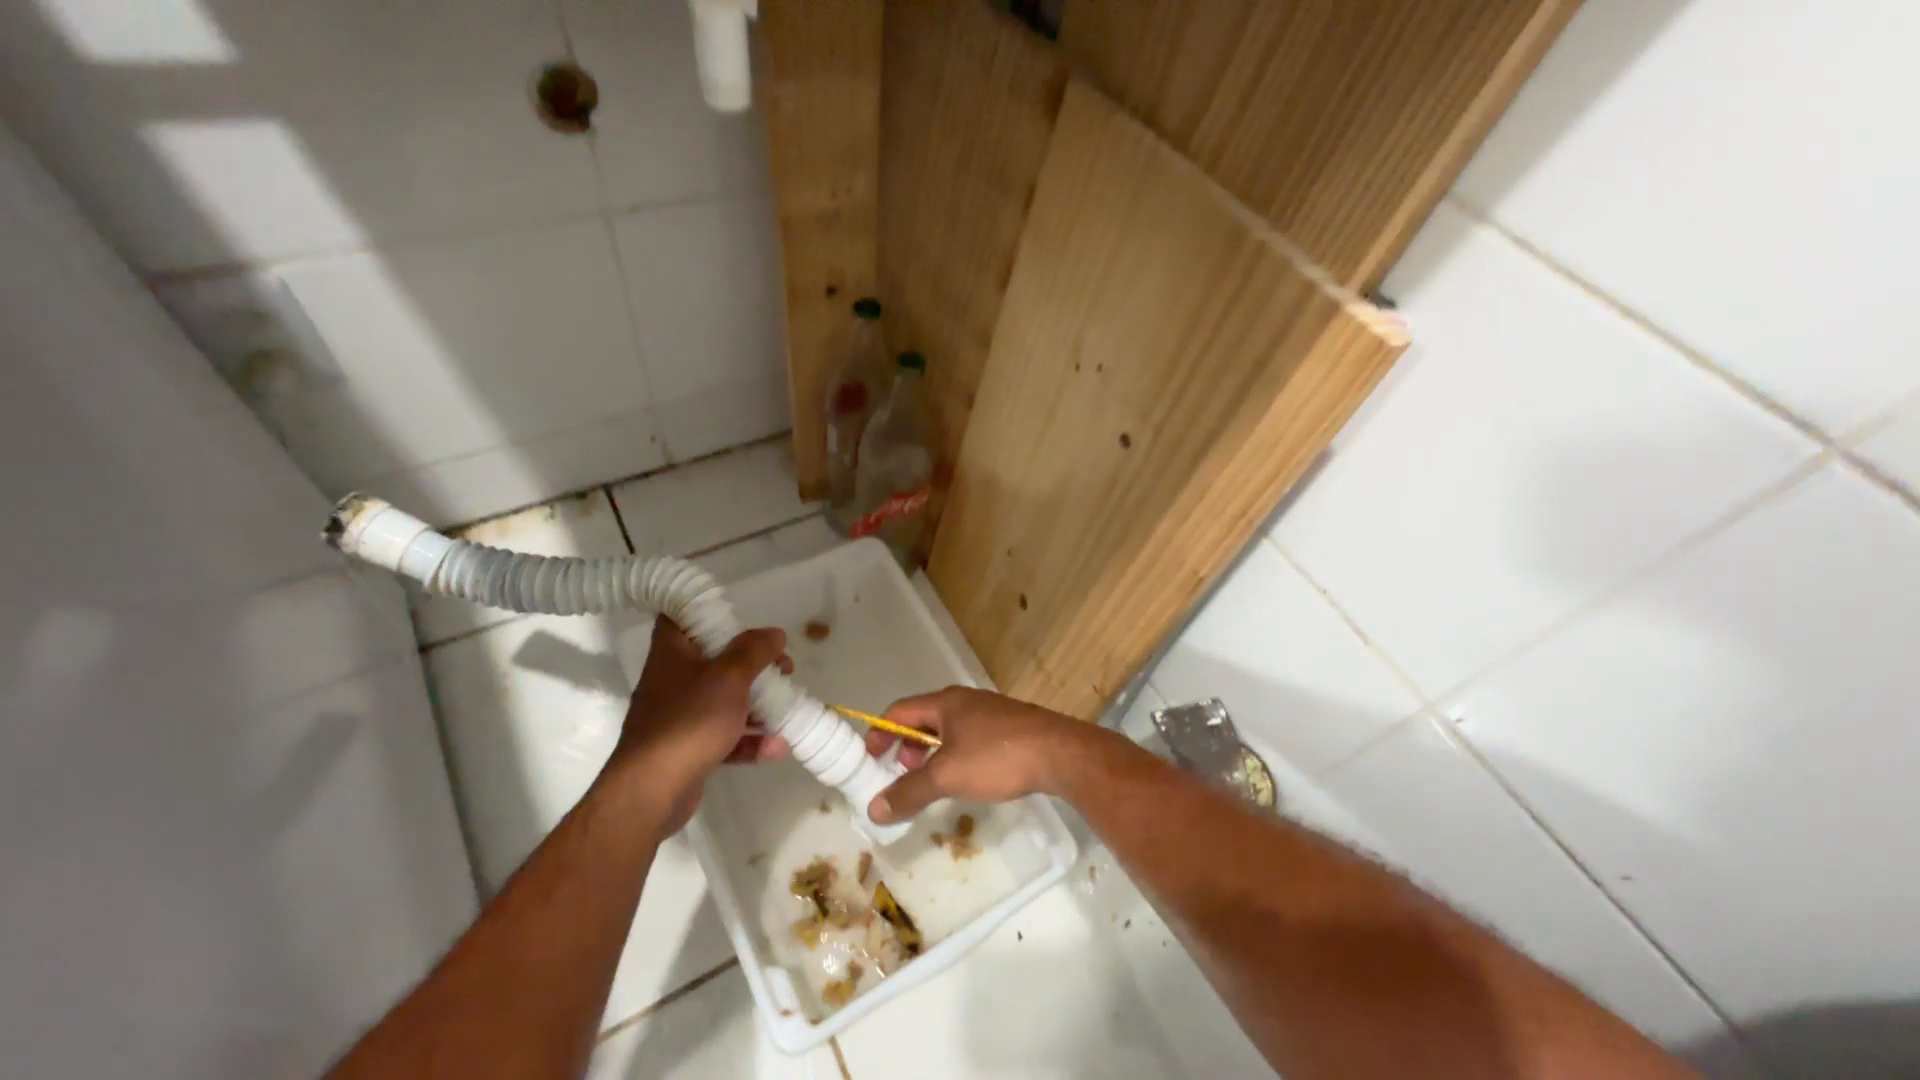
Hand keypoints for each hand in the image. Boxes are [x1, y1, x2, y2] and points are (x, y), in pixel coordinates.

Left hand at [607, 617, 790, 829]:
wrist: (653, 789)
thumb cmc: (689, 720)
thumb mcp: (729, 677)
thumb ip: (753, 651)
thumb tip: (774, 633)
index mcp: (672, 653)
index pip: (679, 616)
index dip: (705, 610)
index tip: (738, 616)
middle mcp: (672, 680)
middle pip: (713, 659)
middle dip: (751, 662)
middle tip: (781, 666)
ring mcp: (679, 716)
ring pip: (722, 699)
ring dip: (756, 703)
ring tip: (786, 703)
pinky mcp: (688, 748)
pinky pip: (723, 736)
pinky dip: (748, 740)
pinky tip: (776, 747)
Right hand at [861, 686, 1092, 823]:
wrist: (1060, 754)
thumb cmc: (997, 757)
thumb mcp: (947, 777)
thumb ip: (909, 792)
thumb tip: (874, 809)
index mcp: (945, 703)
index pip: (899, 710)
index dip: (880, 732)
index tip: (869, 759)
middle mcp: (966, 701)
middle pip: (923, 719)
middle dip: (906, 746)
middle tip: (901, 773)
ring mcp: (990, 713)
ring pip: (949, 730)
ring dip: (932, 753)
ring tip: (931, 780)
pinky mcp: (1010, 729)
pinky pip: (970, 738)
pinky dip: (956, 756)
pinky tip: (966, 778)